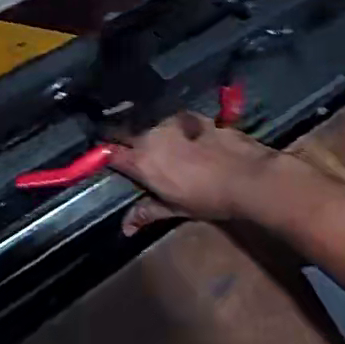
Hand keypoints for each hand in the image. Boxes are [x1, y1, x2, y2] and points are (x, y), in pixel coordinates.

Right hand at [109, 111, 286, 234]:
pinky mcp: (190, 115)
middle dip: (120, 137)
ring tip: (157, 141)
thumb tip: (125, 228)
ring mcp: (170, 122)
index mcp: (140, 160)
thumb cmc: (207, 198)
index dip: (101, 152)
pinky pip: (174, 120)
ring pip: (150, 123)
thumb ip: (146, 212)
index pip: (108, 151)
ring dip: (149, 132)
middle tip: (125, 147)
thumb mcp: (175, 209)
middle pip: (124, 131)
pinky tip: (185, 134)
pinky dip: (175, 126)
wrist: (247, 176)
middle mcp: (149, 136)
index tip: (98, 154)